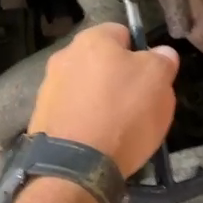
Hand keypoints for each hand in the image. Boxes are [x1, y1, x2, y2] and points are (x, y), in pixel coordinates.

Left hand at [28, 23, 178, 175]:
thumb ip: (163, 60)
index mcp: (92, 38)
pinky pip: (71, 114)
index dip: (141, 54)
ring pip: (85, 89)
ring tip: (115, 130)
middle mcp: (64, 56)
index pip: (123, 33)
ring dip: (98, 101)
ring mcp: (48, 89)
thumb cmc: (122, 113)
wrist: (73, 168)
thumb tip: (162, 53)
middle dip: (117, 79)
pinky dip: (83, 124)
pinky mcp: (40, 120)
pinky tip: (95, 143)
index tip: (150, 79)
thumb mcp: (158, 81)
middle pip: (101, 62)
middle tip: (136, 105)